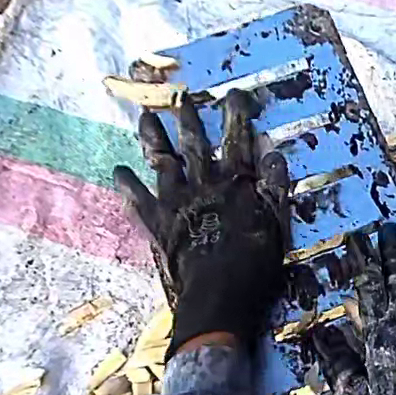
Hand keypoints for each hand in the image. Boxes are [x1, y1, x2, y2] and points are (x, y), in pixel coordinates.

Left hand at [113, 96, 289, 356]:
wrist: (217, 299)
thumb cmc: (253, 268)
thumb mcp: (277, 228)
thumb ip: (275, 190)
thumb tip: (273, 153)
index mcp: (234, 185)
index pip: (237, 142)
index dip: (236, 117)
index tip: (234, 95)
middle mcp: (203, 186)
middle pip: (195, 145)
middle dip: (189, 120)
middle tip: (181, 98)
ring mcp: (176, 203)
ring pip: (163, 162)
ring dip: (154, 139)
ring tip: (145, 118)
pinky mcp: (158, 224)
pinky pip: (138, 200)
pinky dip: (127, 186)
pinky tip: (118, 171)